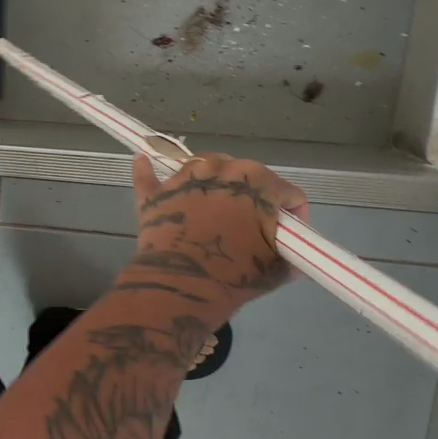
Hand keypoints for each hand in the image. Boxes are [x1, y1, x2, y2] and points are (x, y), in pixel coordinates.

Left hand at [125, 152, 310, 314]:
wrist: (186, 278)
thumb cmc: (239, 270)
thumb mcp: (280, 264)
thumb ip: (289, 249)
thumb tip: (291, 254)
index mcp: (258, 181)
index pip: (287, 191)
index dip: (294, 212)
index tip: (289, 230)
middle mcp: (219, 168)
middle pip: (244, 172)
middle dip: (253, 192)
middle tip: (252, 218)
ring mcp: (182, 177)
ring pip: (201, 166)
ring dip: (211, 179)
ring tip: (215, 201)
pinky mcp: (153, 191)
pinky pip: (147, 174)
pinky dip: (146, 168)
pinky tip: (143, 160)